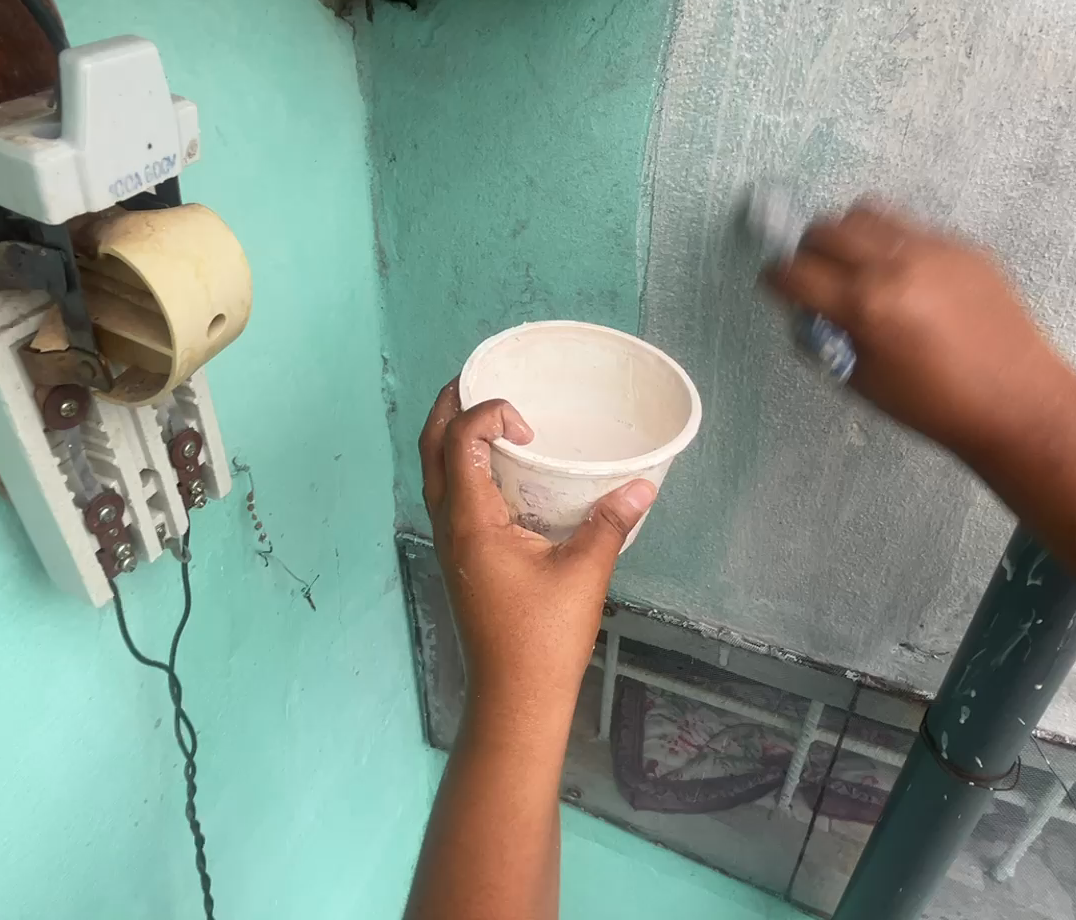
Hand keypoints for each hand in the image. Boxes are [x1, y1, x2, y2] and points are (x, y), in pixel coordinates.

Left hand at [419, 382, 656, 714]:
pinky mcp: (458, 555)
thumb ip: (612, 523)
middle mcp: (449, 523)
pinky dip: (459, 464)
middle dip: (447, 406)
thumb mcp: (585, 574)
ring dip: (448, 434)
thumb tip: (645, 484)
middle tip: (477, 380)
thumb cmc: (544, 636)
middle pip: (430, 448)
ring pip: (433, 471)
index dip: (487, 414)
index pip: (460, 440)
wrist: (513, 696)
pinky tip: (494, 468)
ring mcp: (448, 541)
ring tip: (481, 411)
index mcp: (471, 519)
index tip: (528, 426)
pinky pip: (447, 493)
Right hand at [767, 202, 1075, 457]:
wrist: (1019, 403)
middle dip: (806, 252)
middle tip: (813, 277)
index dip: (774, 280)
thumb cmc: (929, 404)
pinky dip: (888, 244)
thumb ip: (824, 336)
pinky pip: (907, 226)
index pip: (794, 273)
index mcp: (865, 305)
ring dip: (845, 236)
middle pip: (824, 230)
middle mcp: (895, 266)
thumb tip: (807, 309)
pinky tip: (902, 278)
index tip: (774, 286)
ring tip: (854, 265)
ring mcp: (934, 249)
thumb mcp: (857, 379)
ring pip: (865, 212)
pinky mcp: (964, 246)